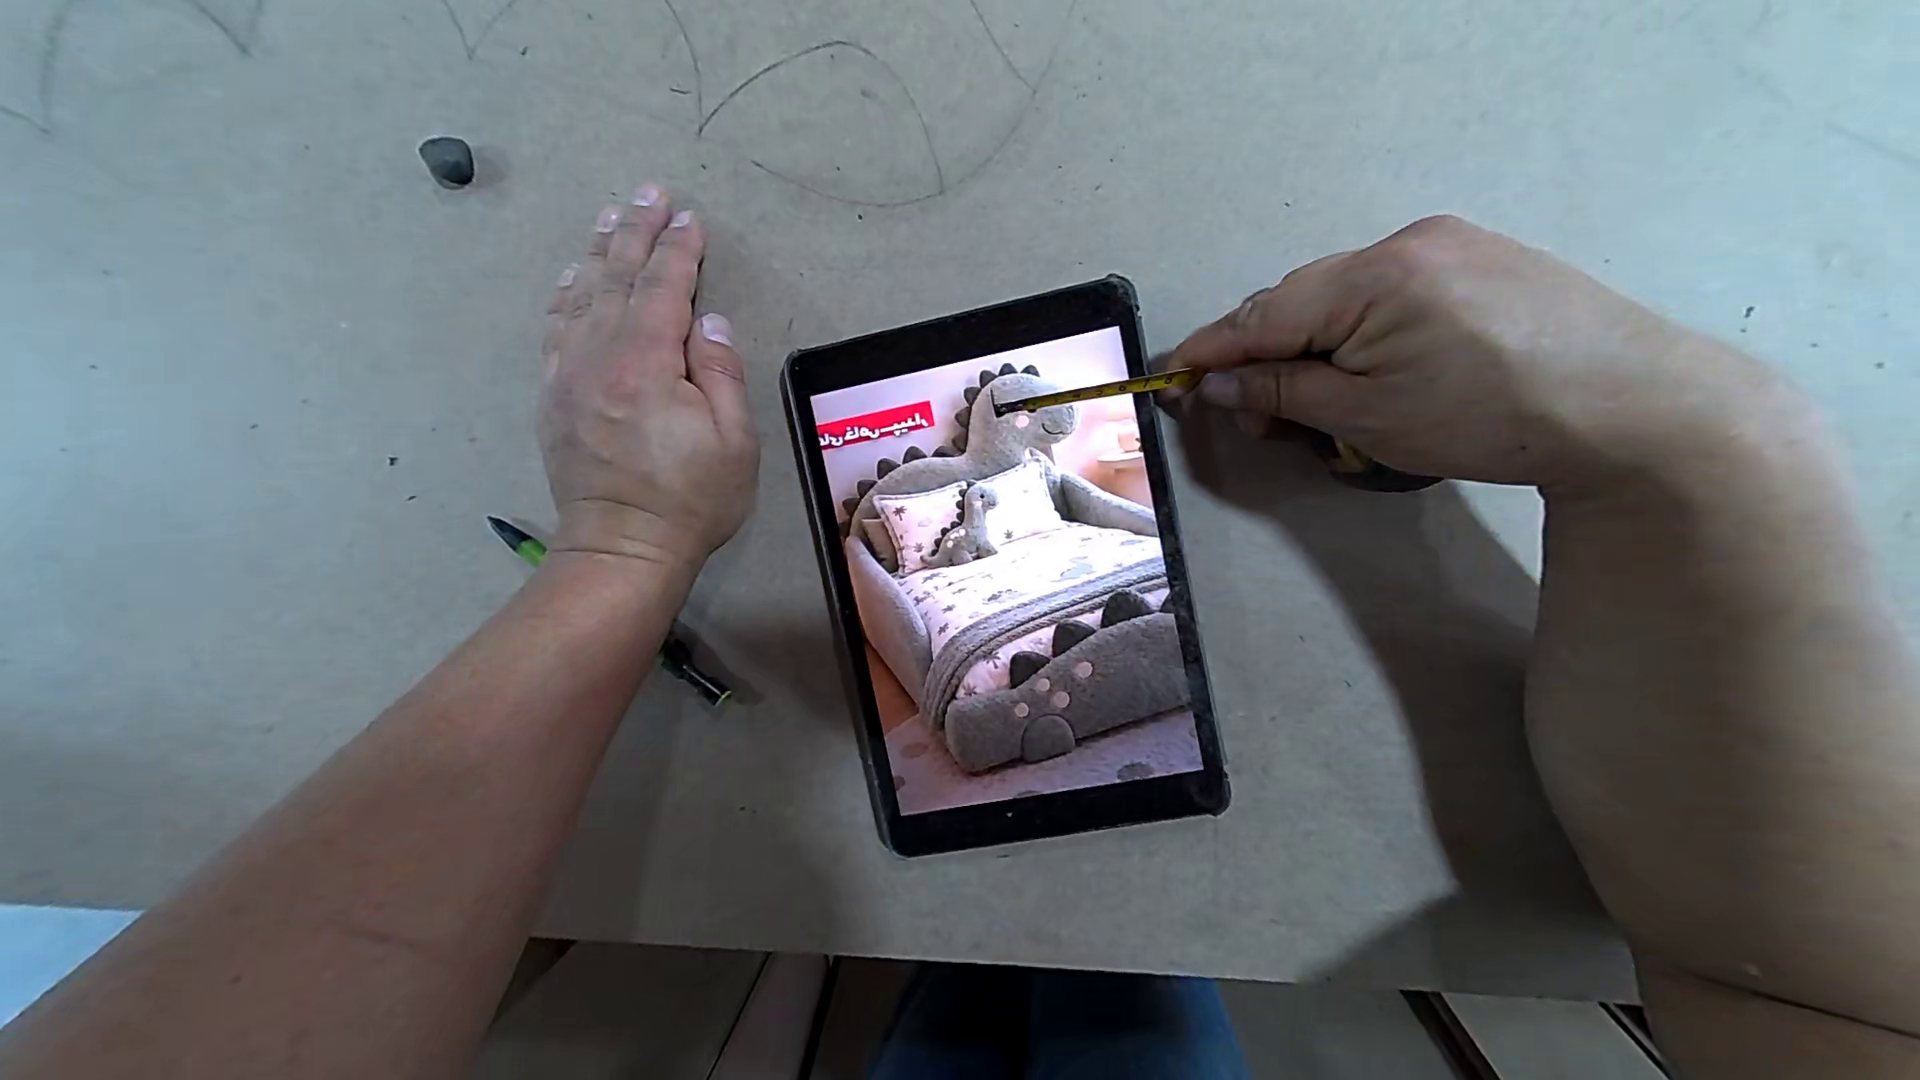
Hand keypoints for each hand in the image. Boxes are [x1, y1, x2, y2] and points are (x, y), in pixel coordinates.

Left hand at [539, 186, 759, 569]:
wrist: (622, 547)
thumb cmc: (692, 500)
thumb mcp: (734, 442)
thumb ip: (721, 374)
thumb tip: (710, 321)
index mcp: (647, 366)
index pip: (664, 290)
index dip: (679, 251)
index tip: (690, 218)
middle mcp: (598, 357)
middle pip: (618, 279)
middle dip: (637, 232)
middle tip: (649, 193)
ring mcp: (567, 374)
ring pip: (580, 295)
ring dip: (600, 252)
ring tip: (612, 215)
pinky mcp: (553, 396)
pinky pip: (555, 328)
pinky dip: (566, 293)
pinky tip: (573, 274)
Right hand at [1167, 216, 1797, 489]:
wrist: (1638, 406)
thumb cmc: (1485, 417)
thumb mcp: (1364, 416)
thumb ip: (1281, 391)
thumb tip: (1218, 382)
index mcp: (1372, 278)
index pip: (1260, 315)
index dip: (1208, 351)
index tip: (1169, 378)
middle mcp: (1402, 244)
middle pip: (1293, 302)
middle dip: (1260, 358)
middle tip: (1256, 416)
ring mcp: (1440, 244)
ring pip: (1332, 298)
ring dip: (1305, 348)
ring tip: (1312, 402)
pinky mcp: (1467, 259)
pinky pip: (1375, 294)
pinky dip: (1348, 333)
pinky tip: (1360, 367)